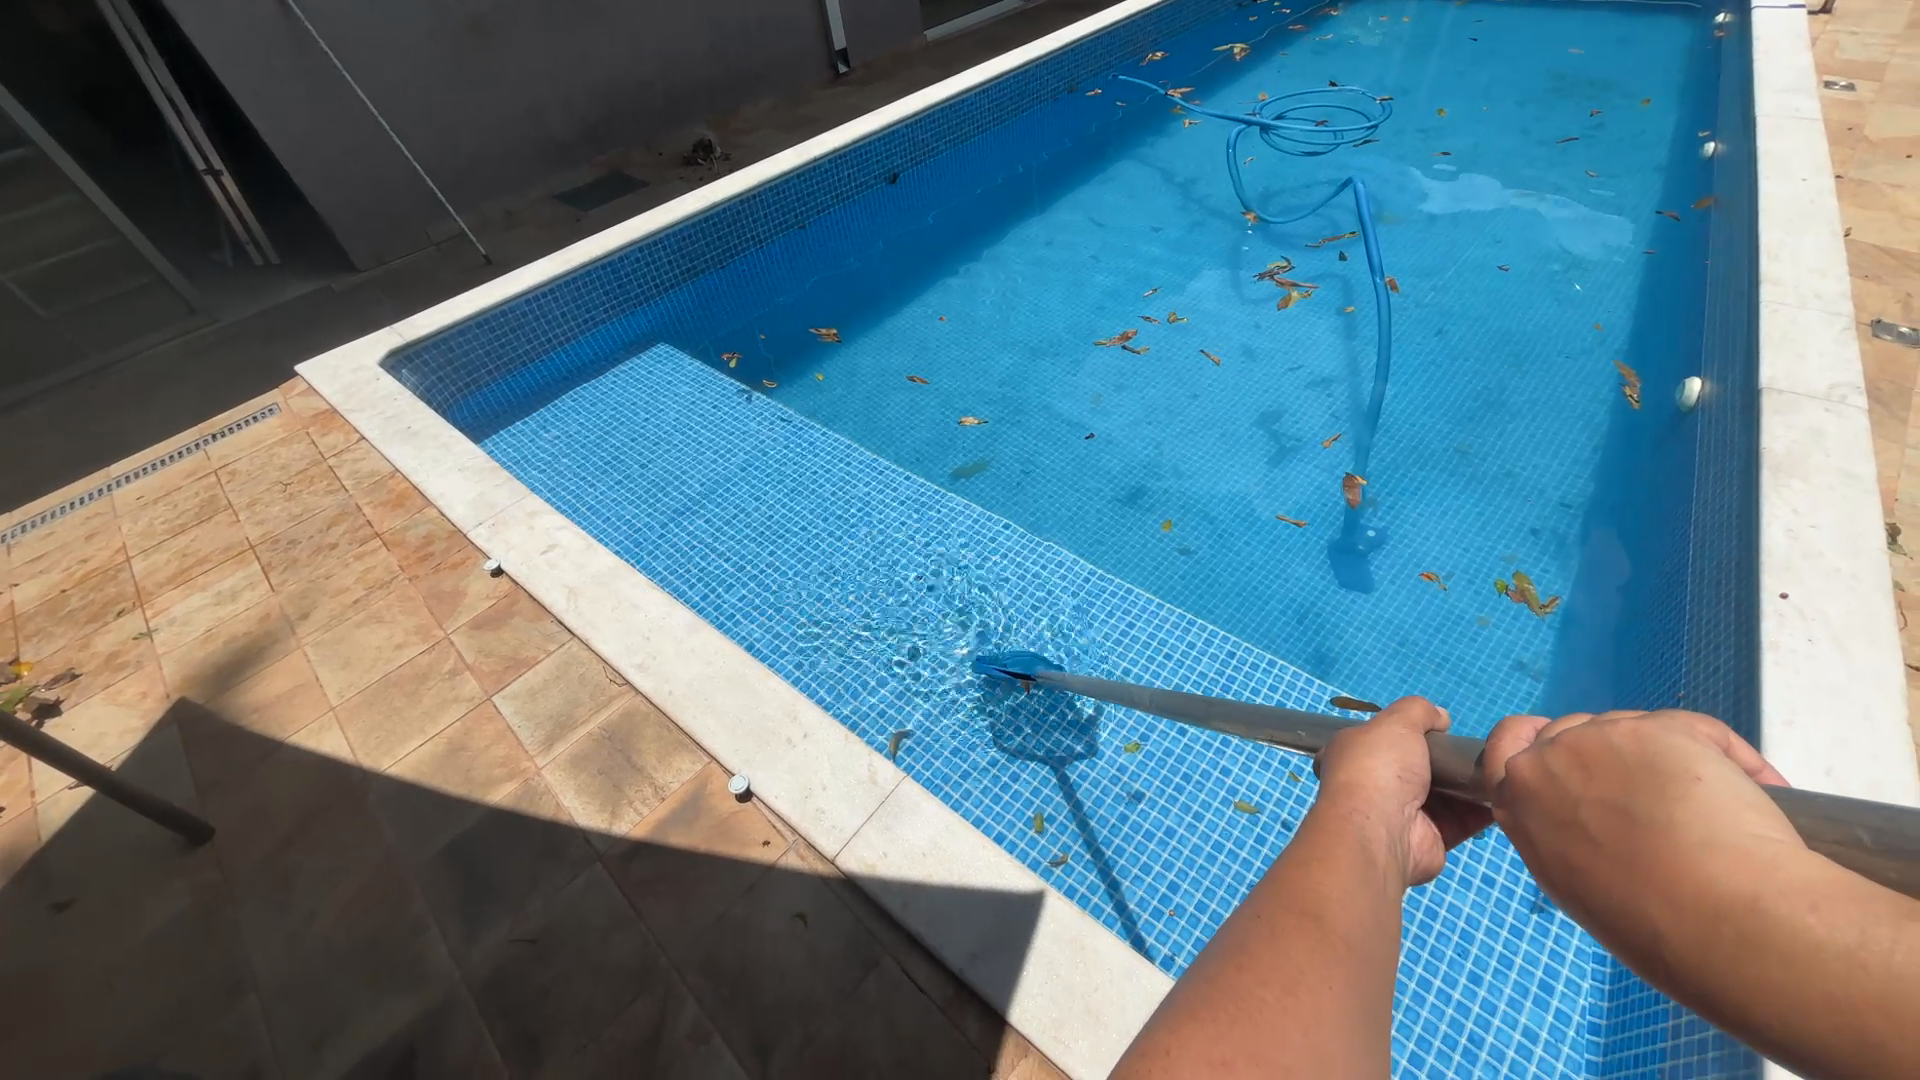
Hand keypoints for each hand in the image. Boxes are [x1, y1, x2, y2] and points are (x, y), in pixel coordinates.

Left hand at [1314, 696, 1492, 887]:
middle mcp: (1373, 781)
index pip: (1380, 737)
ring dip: (1467, 784)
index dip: (1406, 731)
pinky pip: (1461, 819)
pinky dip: (1481, 810)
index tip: (1439, 729)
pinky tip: (1504, 796)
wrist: (1382, 829)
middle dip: (1444, 759)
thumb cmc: (1380, 766)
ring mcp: (1400, 811)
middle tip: (1475, 751)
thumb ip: (1418, 711)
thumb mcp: (1396, 723)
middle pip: (1416, 765)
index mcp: (1354, 752)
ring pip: (1442, 793)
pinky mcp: (1429, 836)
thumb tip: (1440, 716)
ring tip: (1498, 770)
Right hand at [1480, 710, 1800, 932]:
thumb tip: (1600, 825)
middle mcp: (1545, 761)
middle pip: (1575, 731)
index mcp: (1515, 800)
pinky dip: (1731, 758)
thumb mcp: (1570, 881)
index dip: (1537, 739)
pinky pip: (1697, 731)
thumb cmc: (1645, 923)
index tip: (1574, 755)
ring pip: (1633, 727)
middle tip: (1659, 794)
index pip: (1508, 743)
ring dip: (1668, 755)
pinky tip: (1759, 790)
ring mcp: (1597, 739)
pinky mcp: (1658, 730)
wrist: (1717, 917)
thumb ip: (1559, 834)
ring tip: (1715, 807)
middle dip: (1611, 752)